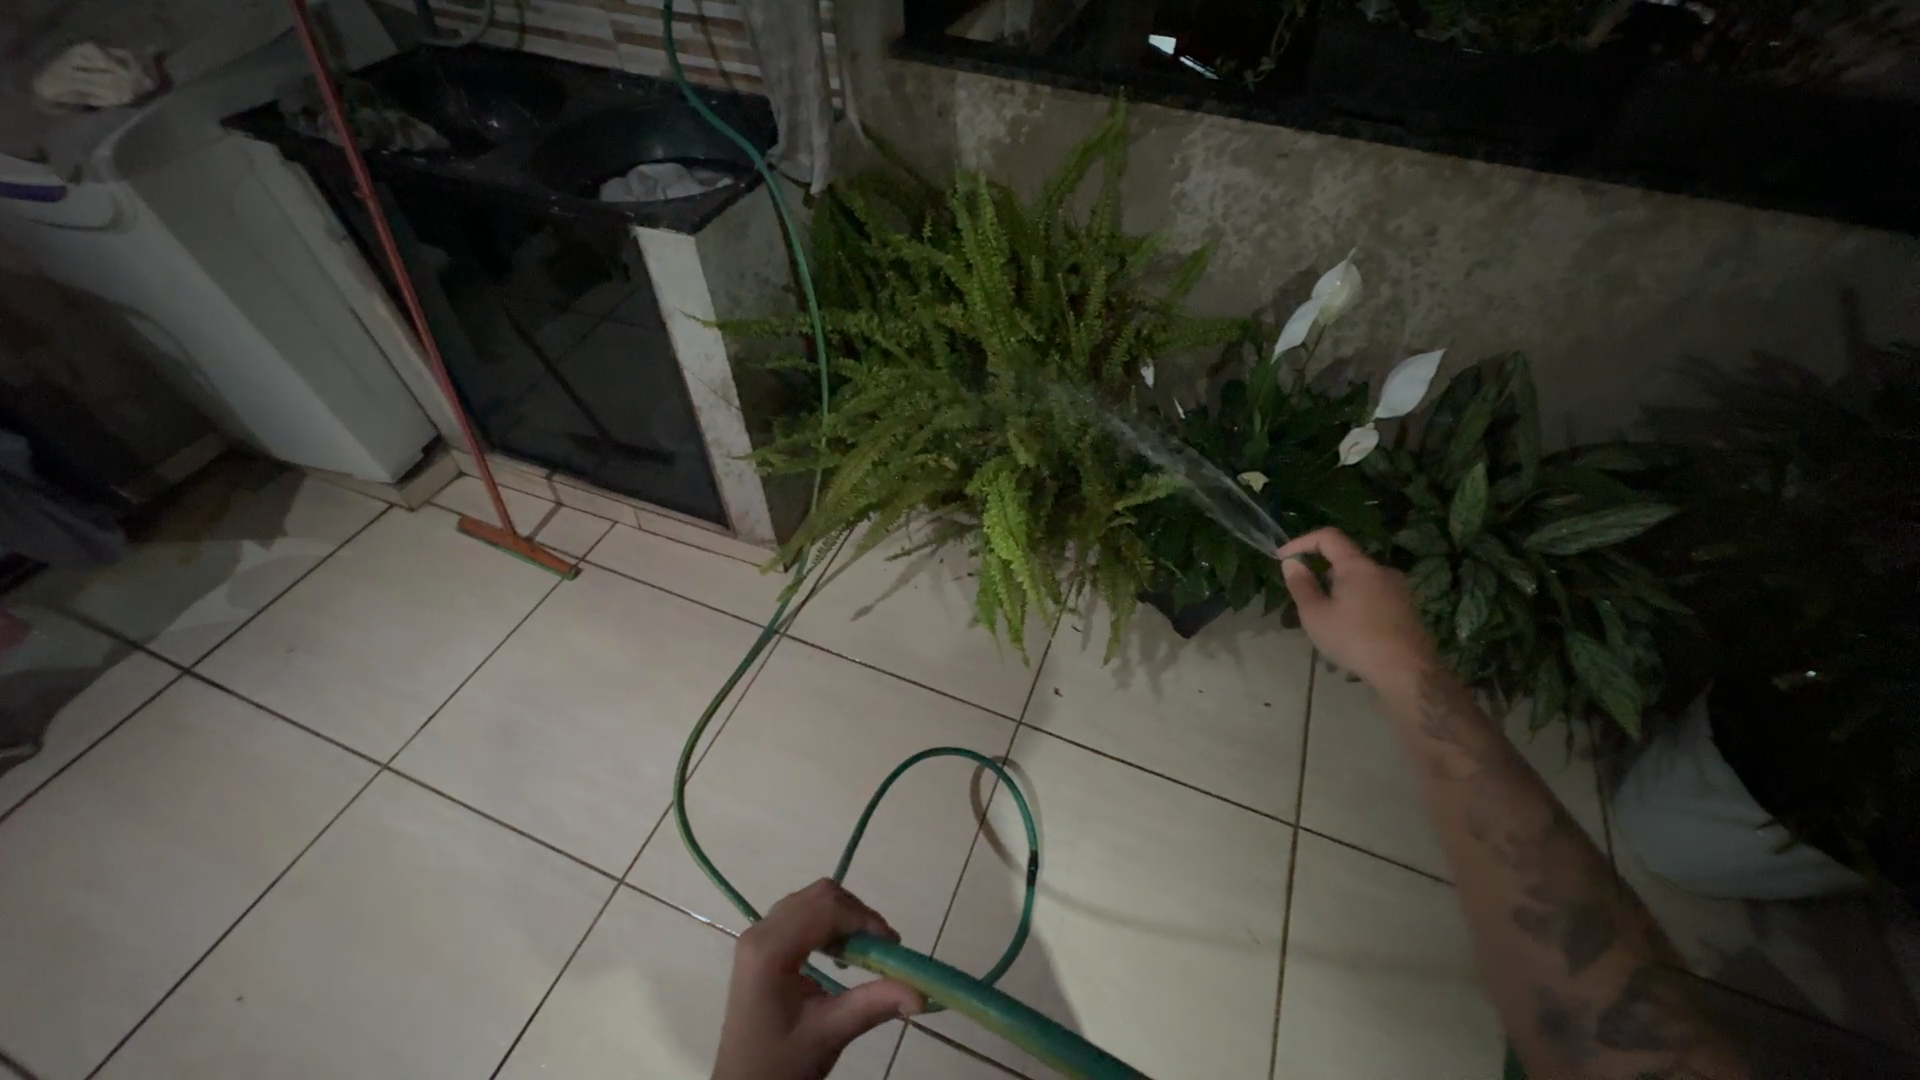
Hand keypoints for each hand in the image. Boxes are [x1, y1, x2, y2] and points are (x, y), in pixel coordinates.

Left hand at [712, 879, 924, 1079]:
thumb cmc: (779, 1066)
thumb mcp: (828, 1035)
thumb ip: (873, 1005)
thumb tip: (921, 992)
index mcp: (769, 950)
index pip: (826, 908)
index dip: (864, 919)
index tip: (892, 947)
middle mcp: (760, 931)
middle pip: (820, 896)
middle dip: (857, 915)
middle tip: (882, 949)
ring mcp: (758, 935)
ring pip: (813, 900)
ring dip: (845, 918)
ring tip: (865, 953)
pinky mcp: (763, 944)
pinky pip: (803, 914)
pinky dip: (829, 924)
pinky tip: (840, 954)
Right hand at [1277, 528, 1436, 694]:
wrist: (1406, 671)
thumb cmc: (1354, 638)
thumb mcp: (1315, 614)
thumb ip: (1301, 585)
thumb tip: (1292, 562)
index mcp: (1358, 566)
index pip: (1328, 537)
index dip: (1301, 542)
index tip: (1282, 558)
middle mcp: (1381, 570)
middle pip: (1343, 562)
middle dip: (1320, 577)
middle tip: (1304, 604)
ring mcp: (1398, 589)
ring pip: (1358, 583)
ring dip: (1337, 596)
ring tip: (1326, 626)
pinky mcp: (1407, 608)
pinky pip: (1372, 598)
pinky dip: (1355, 607)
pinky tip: (1349, 636)